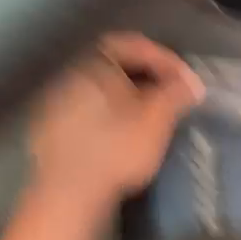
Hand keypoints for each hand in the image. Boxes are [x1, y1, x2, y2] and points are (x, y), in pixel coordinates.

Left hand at [28, 33, 204, 211]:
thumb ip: (176, 93)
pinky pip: (86, 107)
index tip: (185, 80)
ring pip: (99, 87)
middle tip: (170, 93)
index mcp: (93, 61)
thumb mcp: (156, 119)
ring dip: (127, 94)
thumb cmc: (115, 149)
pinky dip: (108, 112)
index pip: (133, 44)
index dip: (164, 59)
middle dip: (146, 75)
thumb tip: (192, 83)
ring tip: (150, 113)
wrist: (67, 195)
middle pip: (114, 63)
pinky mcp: (48, 127)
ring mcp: (54, 100)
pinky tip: (122, 131)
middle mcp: (68, 72)